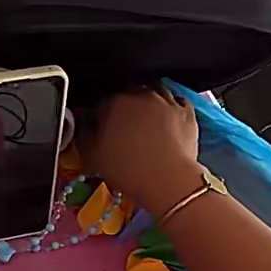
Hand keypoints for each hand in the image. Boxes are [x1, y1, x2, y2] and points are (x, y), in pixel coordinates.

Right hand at [81, 86, 202, 213]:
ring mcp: (166, 101)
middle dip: (124, 106)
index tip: (99, 129)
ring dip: (148, 101)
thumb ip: (84, 136)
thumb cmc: (126, 168)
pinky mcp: (186, 112)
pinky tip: (168, 117)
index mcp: (114, 102)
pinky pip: (178, 101)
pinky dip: (171, 106)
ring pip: (155, 90)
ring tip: (146, 118)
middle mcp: (140, 95)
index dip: (98, 116)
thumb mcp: (92, 156)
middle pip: (128, 93)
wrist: (166, 179)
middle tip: (122, 125)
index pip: (100, 102)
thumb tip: (85, 127)